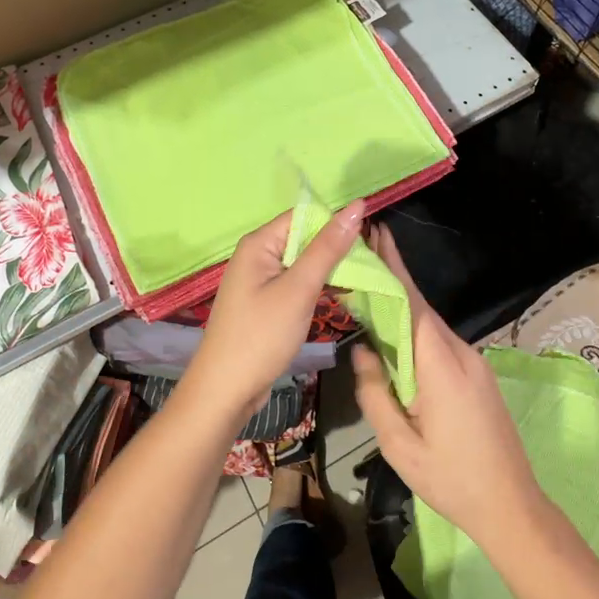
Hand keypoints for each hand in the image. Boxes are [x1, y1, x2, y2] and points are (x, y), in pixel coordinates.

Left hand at [177, 200, 364, 426]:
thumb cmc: (261, 336)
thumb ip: (327, 248)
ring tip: (366, 278)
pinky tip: (344, 296)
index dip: (336, 222)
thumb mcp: (299, 290)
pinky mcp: (266, 302)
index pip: (304, 216)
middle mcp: (257, 255)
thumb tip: (356, 207)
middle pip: (305, 238)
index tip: (370, 237)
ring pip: (304, 263)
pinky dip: (318, 287)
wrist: (226, 391)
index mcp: (259, 243)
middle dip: (336, 248)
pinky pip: (297, 283)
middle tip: (372, 264)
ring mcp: (260, 280)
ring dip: (330, 270)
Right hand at [352, 224, 547, 546]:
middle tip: (360, 256)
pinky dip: (416, 332)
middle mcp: (461, 354)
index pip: (413, 303)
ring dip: (403, 309)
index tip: (376, 233)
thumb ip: (375, 393)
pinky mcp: (478, 376)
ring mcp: (474, 364)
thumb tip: (362, 351)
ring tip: (368, 296)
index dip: (394, 267)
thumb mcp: (398, 445)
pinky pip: (440, 343)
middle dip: (392, 281)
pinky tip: (396, 339)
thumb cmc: (451, 479)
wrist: (511, 506)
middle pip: (421, 309)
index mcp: (441, 366)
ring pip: (431, 327)